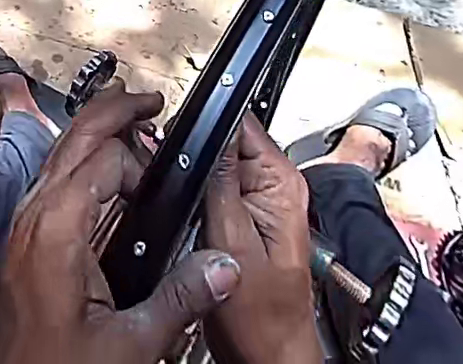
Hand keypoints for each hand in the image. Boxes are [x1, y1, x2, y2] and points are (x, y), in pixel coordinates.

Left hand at [0, 84, 242, 363]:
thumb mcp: (126, 347)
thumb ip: (178, 300)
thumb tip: (223, 267)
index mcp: (58, 224)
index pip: (107, 159)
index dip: (142, 164)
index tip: (165, 180)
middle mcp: (37, 208)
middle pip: (77, 133)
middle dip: (115, 109)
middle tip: (151, 102)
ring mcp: (26, 215)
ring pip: (62, 146)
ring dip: (98, 126)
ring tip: (129, 117)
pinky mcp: (26, 229)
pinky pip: (55, 171)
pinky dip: (83, 153)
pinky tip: (102, 164)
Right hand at [202, 113, 321, 363]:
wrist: (267, 358)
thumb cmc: (260, 317)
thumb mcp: (231, 239)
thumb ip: (220, 180)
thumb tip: (210, 131)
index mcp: (280, 181)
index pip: (241, 122)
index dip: (206, 126)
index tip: (182, 141)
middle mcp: (276, 183)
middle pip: (226, 138)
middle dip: (199, 154)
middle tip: (186, 187)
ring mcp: (262, 197)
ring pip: (217, 161)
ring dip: (198, 177)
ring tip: (195, 211)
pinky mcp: (247, 211)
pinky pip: (217, 185)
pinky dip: (201, 195)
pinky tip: (198, 218)